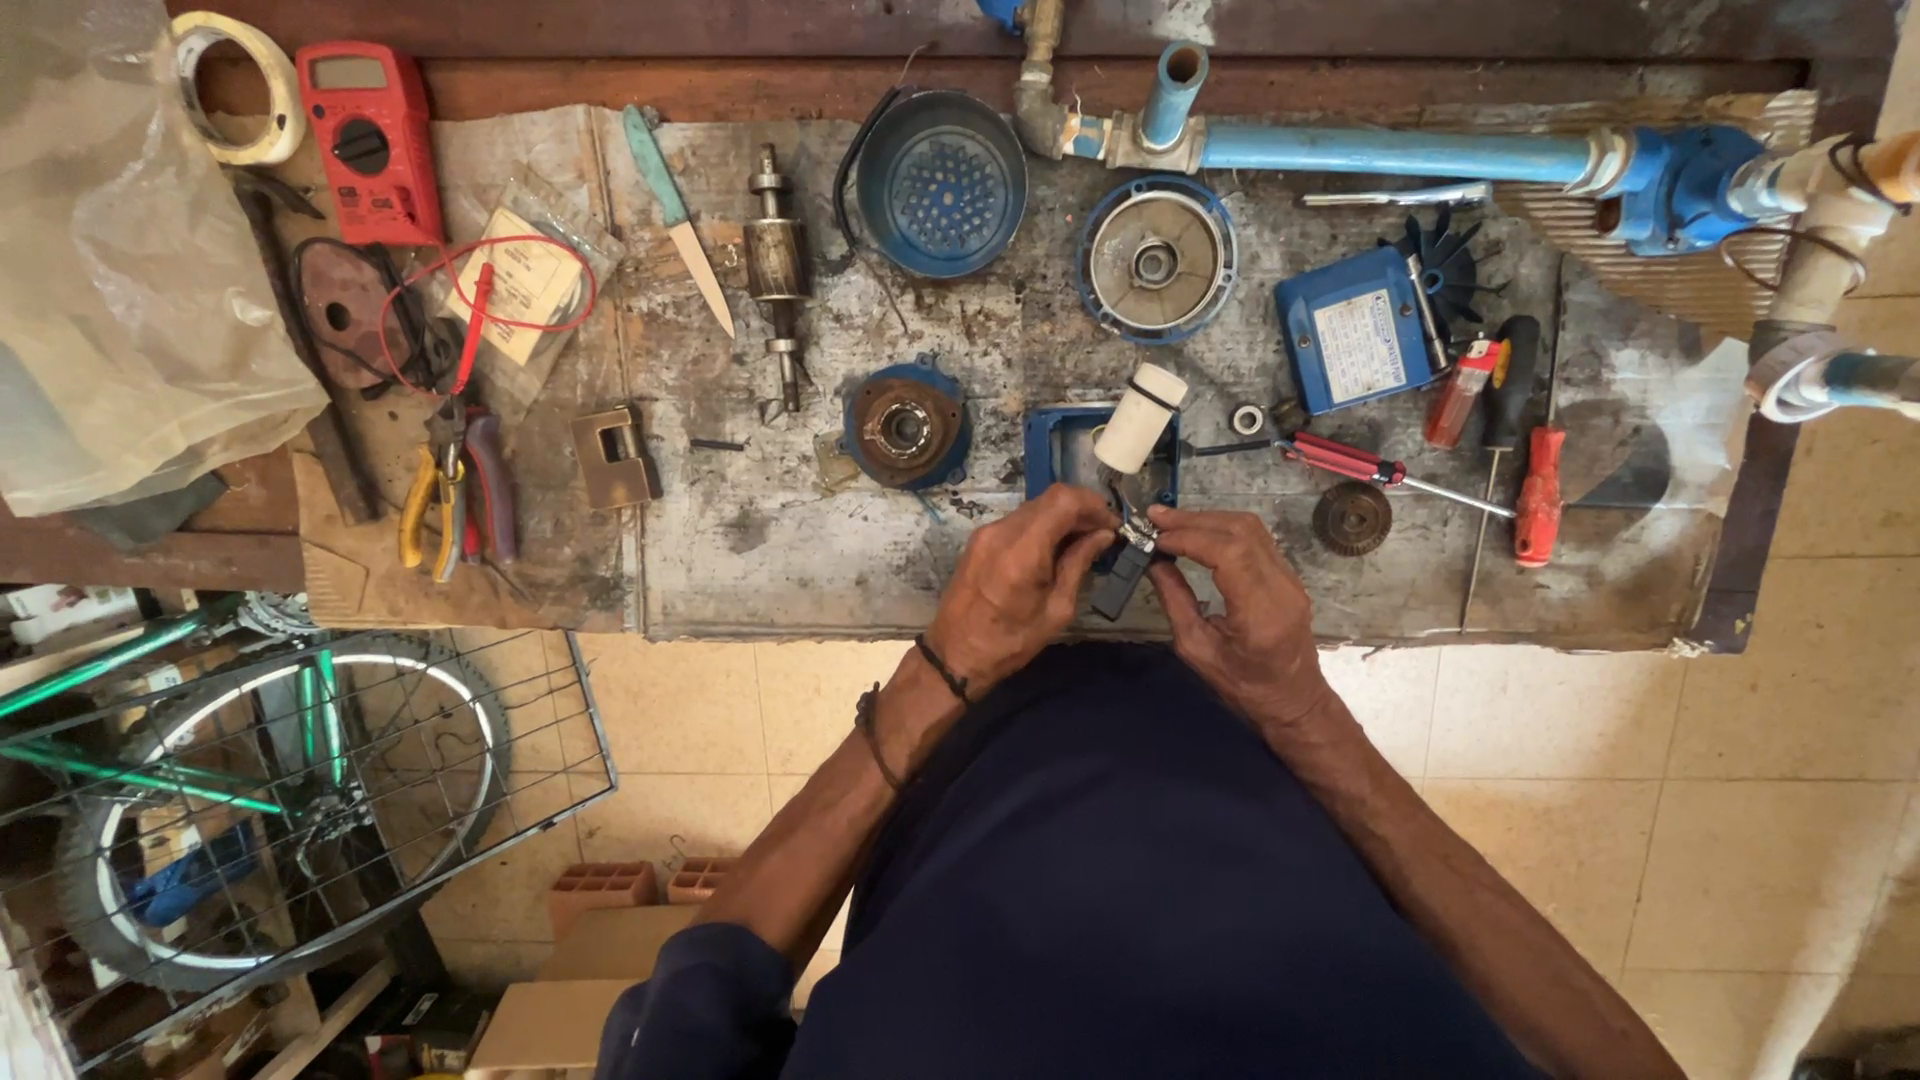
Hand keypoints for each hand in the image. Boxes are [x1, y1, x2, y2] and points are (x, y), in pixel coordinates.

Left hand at [924, 484, 1117, 691]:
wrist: (955, 654)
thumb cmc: (1010, 642)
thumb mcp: (1056, 609)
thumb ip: (1078, 564)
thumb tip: (1102, 536)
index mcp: (1022, 550)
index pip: (1063, 500)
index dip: (1093, 504)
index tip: (1111, 526)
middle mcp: (1001, 531)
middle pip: (1050, 498)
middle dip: (1081, 510)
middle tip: (1101, 535)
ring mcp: (986, 532)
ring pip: (1034, 507)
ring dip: (1061, 517)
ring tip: (1081, 543)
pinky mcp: (979, 539)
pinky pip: (1018, 521)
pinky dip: (1041, 526)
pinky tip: (1054, 548)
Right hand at [1144, 505, 1331, 727]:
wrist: (1293, 700)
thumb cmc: (1243, 687)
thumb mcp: (1197, 650)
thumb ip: (1175, 601)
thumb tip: (1154, 562)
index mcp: (1260, 612)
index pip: (1229, 553)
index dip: (1189, 537)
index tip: (1155, 538)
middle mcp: (1282, 587)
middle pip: (1241, 531)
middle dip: (1194, 520)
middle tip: (1155, 519)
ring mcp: (1290, 579)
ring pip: (1251, 528)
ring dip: (1208, 519)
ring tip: (1171, 522)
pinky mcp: (1288, 576)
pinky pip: (1256, 539)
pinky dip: (1222, 529)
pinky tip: (1196, 534)